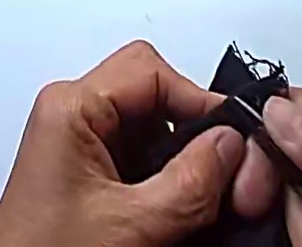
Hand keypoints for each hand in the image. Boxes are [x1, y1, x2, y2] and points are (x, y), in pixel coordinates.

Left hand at [0, 41, 252, 246]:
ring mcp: (76, 141)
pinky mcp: (83, 169)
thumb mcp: (129, 230)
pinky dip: (162, 171)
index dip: (198, 101)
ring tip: (193, 194)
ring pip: (150, 117)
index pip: (153, 71)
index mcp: (69, 108)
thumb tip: (232, 143)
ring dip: (177, 152)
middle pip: (153, 87)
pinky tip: (169, 206)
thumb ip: (189, 182)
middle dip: (188, 124)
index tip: (231, 137)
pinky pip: (138, 147)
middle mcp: (70, 114)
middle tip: (214, 163)